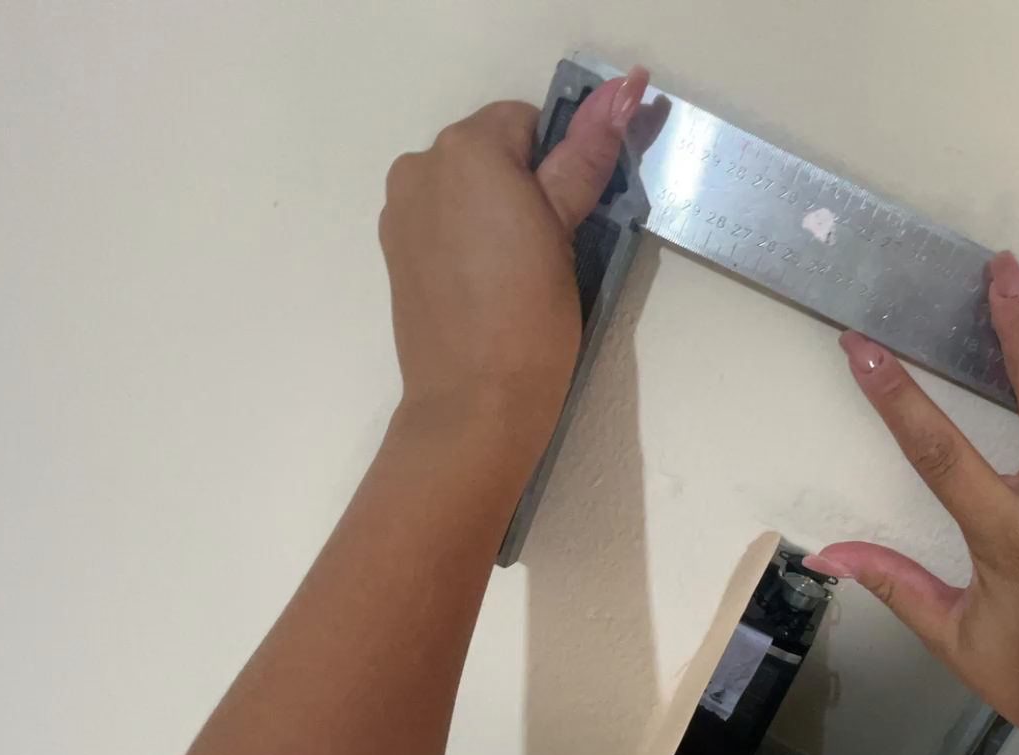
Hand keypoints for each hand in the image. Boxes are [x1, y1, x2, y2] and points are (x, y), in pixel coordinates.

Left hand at [378, 67, 648, 468]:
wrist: (477, 402)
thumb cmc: (533, 318)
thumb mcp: (567, 234)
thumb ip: (586, 157)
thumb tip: (624, 89)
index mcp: (466, 149)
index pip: (528, 123)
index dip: (559, 167)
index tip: (572, 220)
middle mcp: (421, 166)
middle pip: (490, 154)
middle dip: (522, 188)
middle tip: (550, 255)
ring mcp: (400, 211)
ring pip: (465, 190)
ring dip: (493, 214)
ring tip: (517, 278)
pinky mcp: (395, 253)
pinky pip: (442, 223)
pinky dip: (467, 241)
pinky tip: (485, 289)